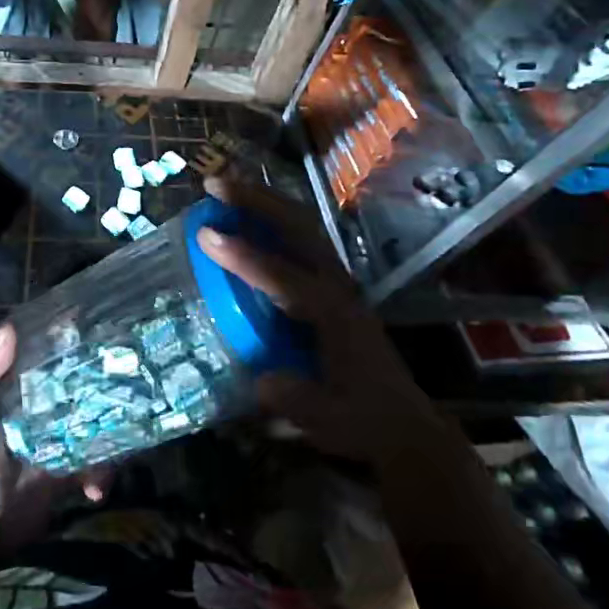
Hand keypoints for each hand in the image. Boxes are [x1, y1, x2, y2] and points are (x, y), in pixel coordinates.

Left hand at [0, 326, 105, 548]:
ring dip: (110, 438)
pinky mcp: (67, 474)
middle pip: (79, 389)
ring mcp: (56, 443)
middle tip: (133, 387)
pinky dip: (101, 476)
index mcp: (16, 392)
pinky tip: (95, 492)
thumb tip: (10, 328)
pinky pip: (95, 465)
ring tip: (116, 454)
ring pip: (94, 426)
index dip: (71, 344)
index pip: (47, 358)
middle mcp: (39, 411)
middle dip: (105, 389)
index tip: (101, 330)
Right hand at [196, 175, 437, 466]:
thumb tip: (259, 381)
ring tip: (226, 188)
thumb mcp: (330, 420)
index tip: (206, 236)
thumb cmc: (365, 421)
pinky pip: (301, 240)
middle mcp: (337, 286)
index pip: (283, 276)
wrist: (403, 425)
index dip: (243, 256)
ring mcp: (337, 282)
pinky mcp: (332, 286)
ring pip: (301, 226)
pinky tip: (248, 218)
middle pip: (298, 228)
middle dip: (255, 202)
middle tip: (213, 183)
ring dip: (264, 203)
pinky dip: (274, 220)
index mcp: (334, 314)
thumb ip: (296, 400)